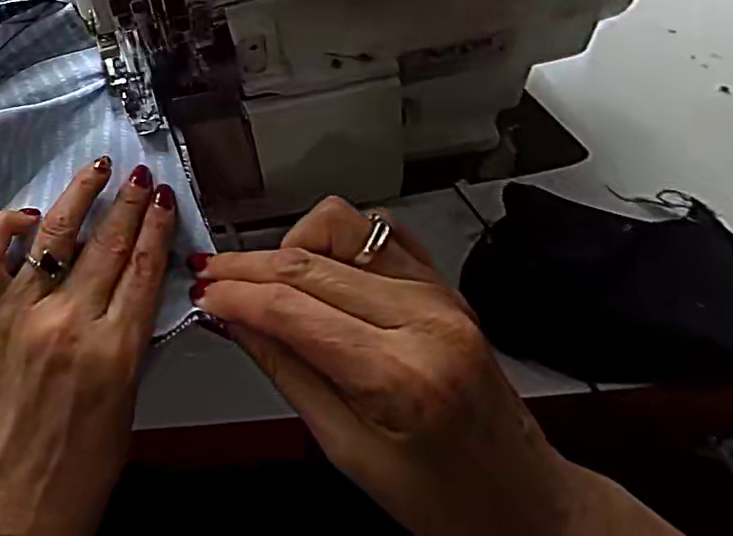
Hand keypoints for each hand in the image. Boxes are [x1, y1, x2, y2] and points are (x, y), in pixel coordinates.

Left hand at [0, 157, 179, 535]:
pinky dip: (7, 225)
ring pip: (56, 235)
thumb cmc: (73, 474)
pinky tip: (29, 213)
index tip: (165, 201)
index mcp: (115, 353)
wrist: (6, 505)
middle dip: (129, 204)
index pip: (143, 271)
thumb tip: (132, 295)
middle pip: (108, 245)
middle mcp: (69, 323)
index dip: (157, 229)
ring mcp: (22, 312)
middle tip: (141, 177)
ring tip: (96, 170)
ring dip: (79, 196)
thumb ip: (129, 348)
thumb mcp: (125, 412)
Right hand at [195, 196, 678, 535]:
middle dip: (241, 266)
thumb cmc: (446, 495)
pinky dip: (329, 234)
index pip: (289, 308)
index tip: (200, 293)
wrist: (531, 504)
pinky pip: (371, 228)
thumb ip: (280, 367)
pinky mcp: (441, 283)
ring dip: (283, 245)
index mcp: (404, 376)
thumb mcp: (344, 447)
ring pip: (332, 228)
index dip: (232, 294)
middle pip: (302, 263)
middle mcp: (427, 323)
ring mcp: (438, 295)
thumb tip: (227, 315)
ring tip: (263, 276)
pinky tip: (312, 263)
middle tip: (208, 276)